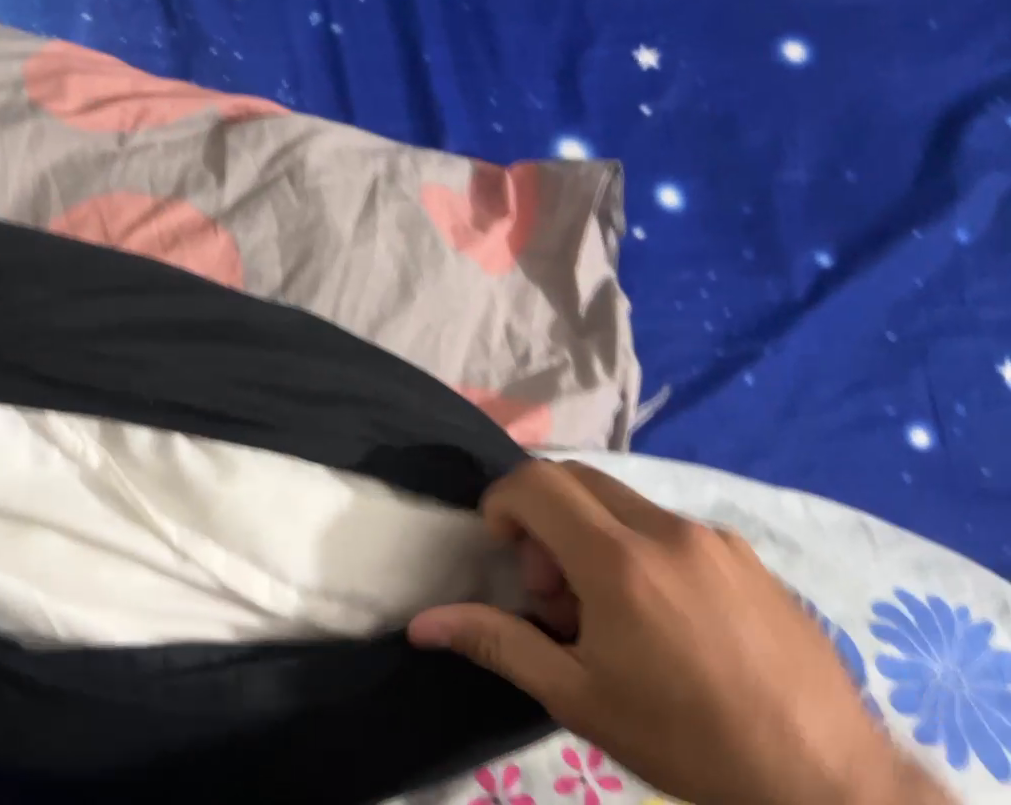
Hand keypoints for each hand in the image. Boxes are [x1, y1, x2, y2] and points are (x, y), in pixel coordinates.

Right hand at [408, 461, 947, 804]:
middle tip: (553, 591)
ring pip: (623, 503)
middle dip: (543, 519)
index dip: (501, 505)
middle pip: (576, 480)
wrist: (833, 788)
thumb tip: (421, 623)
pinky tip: (661, 619)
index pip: (535, 483)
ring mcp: (719, 543)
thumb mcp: (576, 697)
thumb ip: (496, 642)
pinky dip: (638, 548)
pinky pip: (670, 528)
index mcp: (620, 561)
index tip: (505, 554)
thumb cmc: (688, 741)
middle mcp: (669, 533)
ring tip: (608, 613)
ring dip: (590, 535)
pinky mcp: (754, 562)